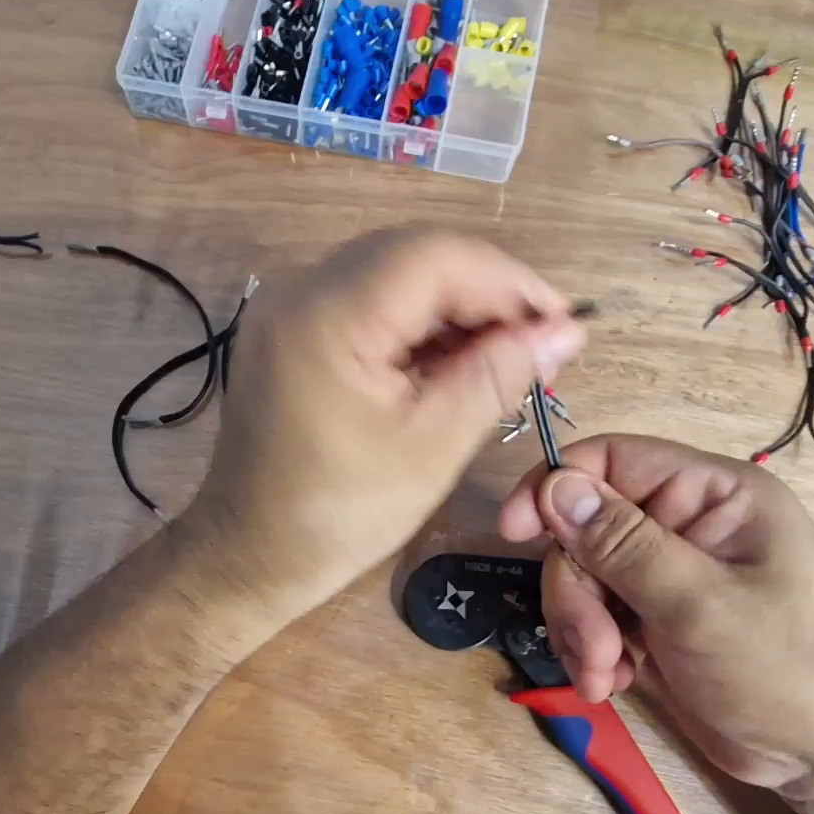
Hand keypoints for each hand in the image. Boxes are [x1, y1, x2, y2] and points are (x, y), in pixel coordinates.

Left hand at [179, 228, 584, 616]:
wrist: (248, 556)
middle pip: (412, 257)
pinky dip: (414, 328)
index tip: (562, 322)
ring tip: (504, 357)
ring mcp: (285, 310)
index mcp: (325, 318)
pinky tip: (451, 363)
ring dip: (453, 310)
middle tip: (539, 343)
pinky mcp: (288, 334)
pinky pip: (364, 306)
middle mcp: (297, 293)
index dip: (508, 280)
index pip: (435, 257)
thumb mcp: (431, 449)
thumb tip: (564, 330)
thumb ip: (498, 376)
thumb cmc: (338, 517)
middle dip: (485, 294)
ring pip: (391, 278)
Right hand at [498, 435, 813, 791]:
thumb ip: (624, 543)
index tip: (513, 531)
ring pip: (578, 578)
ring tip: (606, 677)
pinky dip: (588, 651)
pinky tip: (612, 684)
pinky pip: (589, 618)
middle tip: (593, 648)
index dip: (555, 486)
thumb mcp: (701, 604)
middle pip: (582, 530)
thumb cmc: (790, 669)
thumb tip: (555, 485)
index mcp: (709, 495)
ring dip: (578, 629)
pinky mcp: (647, 619)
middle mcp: (680, 525)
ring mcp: (661, 576)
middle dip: (576, 593)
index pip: (610, 460)